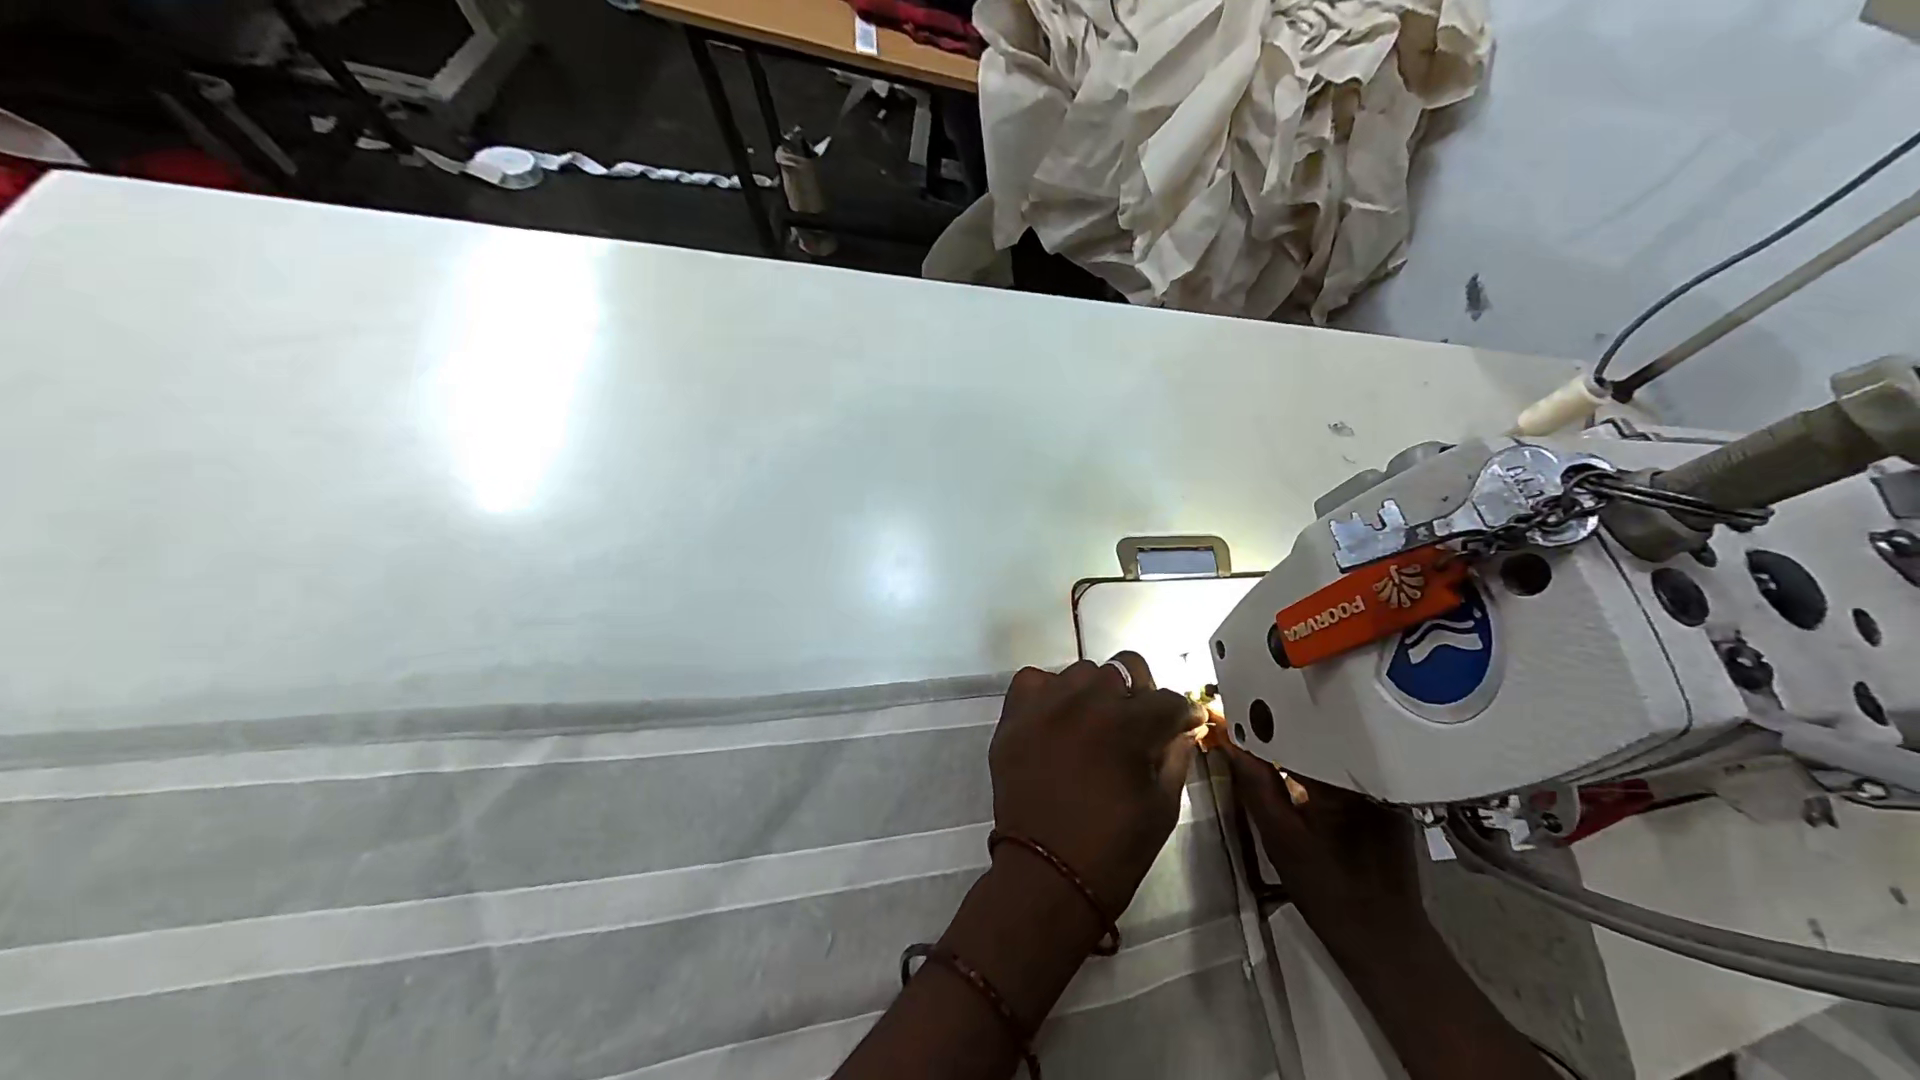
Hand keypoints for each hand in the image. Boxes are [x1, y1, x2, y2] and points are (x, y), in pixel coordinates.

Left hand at [989, 653, 1206, 914]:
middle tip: (1136, 728)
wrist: (1047, 876)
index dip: (1181, 713)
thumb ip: (1176, 756)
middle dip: (1139, 697)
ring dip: (1095, 694)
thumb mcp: (1163, 806)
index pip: (1167, 698)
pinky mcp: (1013, 717)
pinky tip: (1056, 719)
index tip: (1183, 724)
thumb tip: (1184, 727)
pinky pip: (1034, 681)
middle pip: (1124, 670)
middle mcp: (1085, 702)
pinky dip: (1048, 693)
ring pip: (1081, 673)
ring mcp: (1045, 705)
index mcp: (1128, 724)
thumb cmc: (1114, 849)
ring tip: (1094, 726)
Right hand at [1216, 735, 1425, 942]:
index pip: (1293, 730)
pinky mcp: (1389, 796)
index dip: (1257, 721)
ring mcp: (1383, 783)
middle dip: (1275, 726)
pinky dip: (1317, 762)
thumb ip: (1253, 783)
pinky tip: (1297, 769)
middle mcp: (1368, 770)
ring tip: (1263, 742)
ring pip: (1329, 748)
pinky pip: (1344, 765)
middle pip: (1313, 734)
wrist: (1384, 937)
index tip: (1229, 717)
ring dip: (1296, 743)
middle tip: (1241, 726)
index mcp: (1340, 777)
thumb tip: (1227, 738)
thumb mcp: (1279, 837)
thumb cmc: (1326, 890)